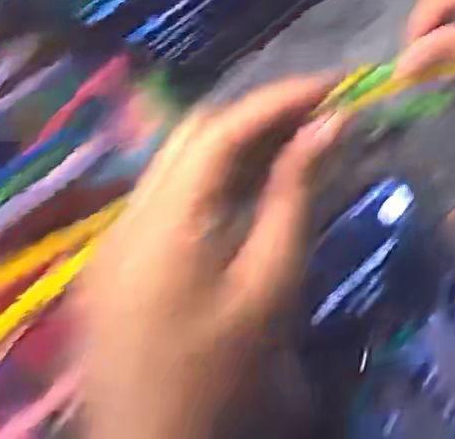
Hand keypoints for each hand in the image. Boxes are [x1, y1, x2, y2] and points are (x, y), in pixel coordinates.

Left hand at [79, 79, 344, 438]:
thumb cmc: (225, 370)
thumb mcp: (273, 276)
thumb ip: (298, 189)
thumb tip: (335, 120)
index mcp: (160, 226)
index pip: (222, 130)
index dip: (283, 97)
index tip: (338, 84)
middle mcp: (126, 221)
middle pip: (195, 132)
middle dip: (264, 109)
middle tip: (325, 108)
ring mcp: (116, 241)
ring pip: (182, 155)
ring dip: (245, 134)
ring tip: (305, 132)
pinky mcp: (121, 260)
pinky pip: (176, 187)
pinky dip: (224, 166)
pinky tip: (263, 176)